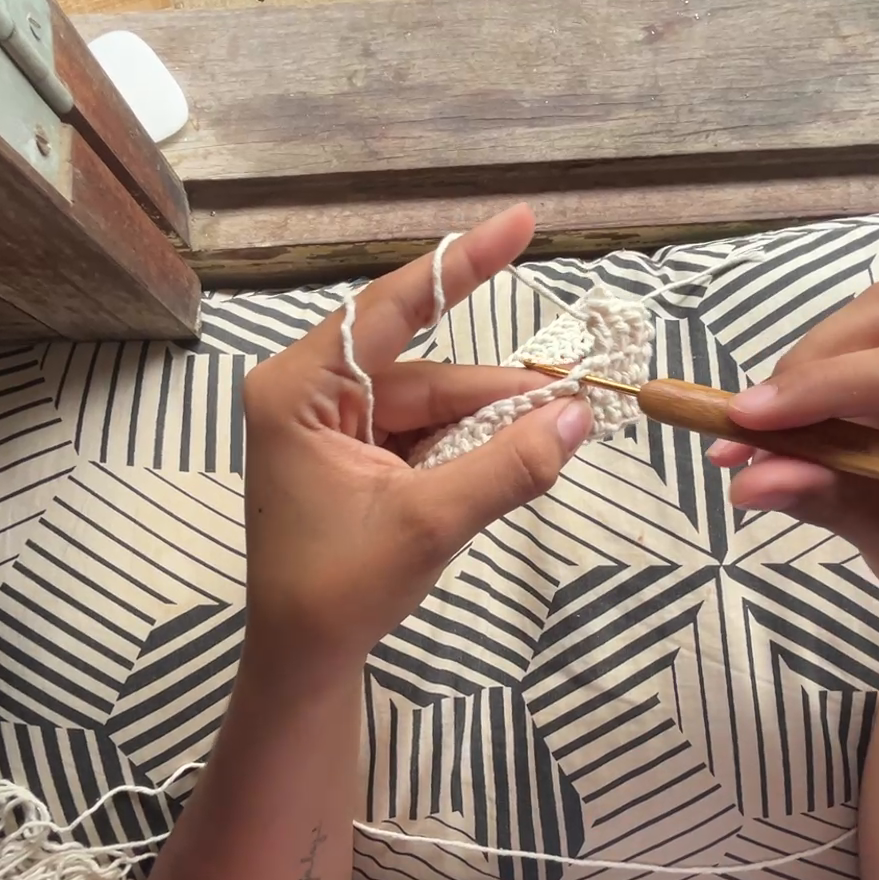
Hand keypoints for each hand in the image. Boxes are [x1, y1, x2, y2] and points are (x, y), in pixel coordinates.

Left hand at [242, 205, 592, 665]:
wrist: (303, 657)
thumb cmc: (340, 589)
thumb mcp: (429, 523)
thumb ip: (508, 466)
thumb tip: (577, 415)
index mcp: (301, 390)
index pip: (390, 309)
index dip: (461, 266)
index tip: (520, 223)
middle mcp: (311, 394)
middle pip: (423, 374)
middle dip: (496, 396)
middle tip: (571, 405)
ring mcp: (333, 427)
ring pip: (430, 408)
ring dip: (487, 428)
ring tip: (548, 441)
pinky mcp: (353, 458)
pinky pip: (422, 437)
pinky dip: (465, 449)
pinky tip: (505, 462)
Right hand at [709, 281, 878, 616]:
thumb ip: (828, 501)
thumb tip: (745, 481)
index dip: (831, 385)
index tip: (745, 416)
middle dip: (813, 366)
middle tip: (745, 424)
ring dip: (809, 368)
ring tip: (759, 432)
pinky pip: (874, 337)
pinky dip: (818, 376)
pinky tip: (784, 421)